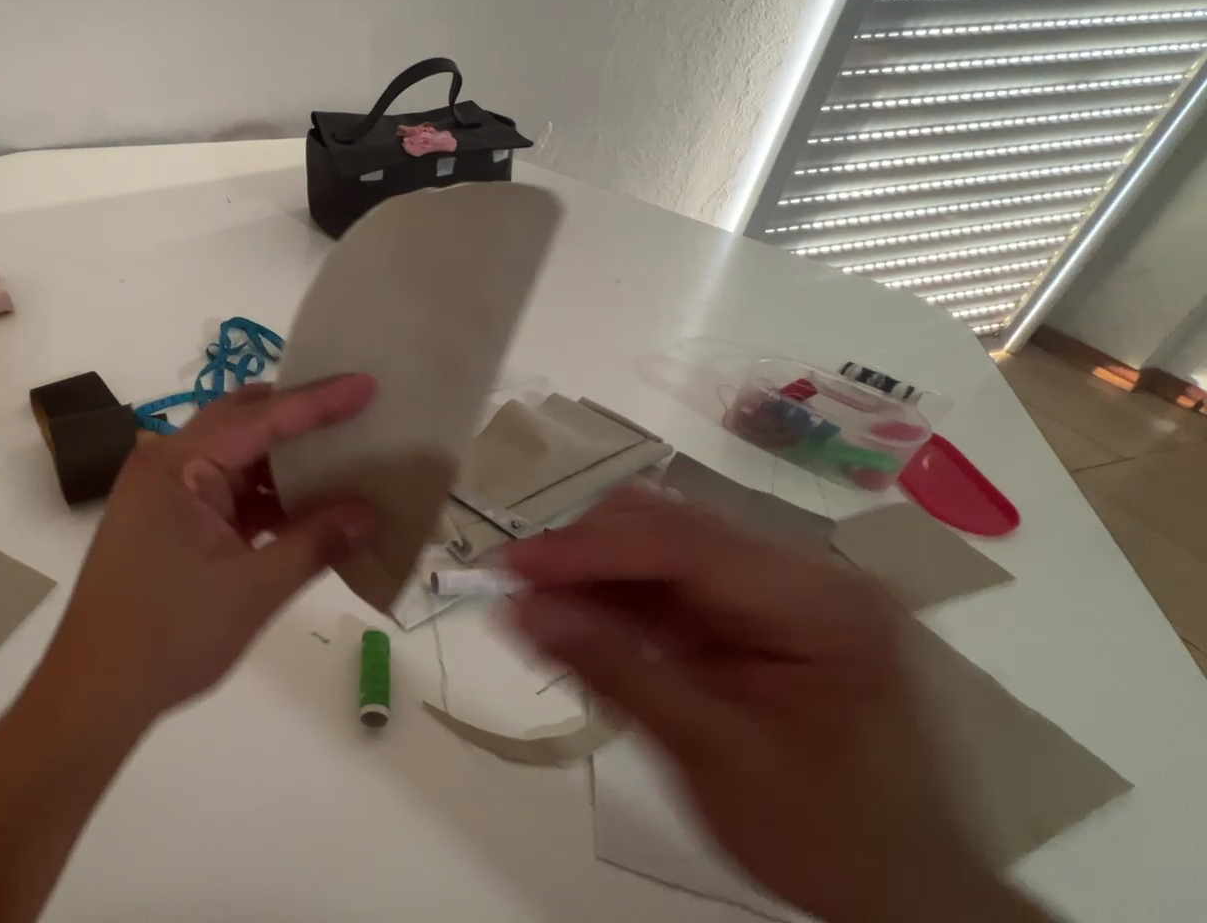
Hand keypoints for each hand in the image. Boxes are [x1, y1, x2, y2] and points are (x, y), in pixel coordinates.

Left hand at [38, 375, 378, 727]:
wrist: (96, 691)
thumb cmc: (169, 635)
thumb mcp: (253, 589)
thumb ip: (315, 543)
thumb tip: (369, 514)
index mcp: (177, 465)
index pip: (260, 418)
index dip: (318, 401)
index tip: (367, 384)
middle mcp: (166, 464)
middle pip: (243, 423)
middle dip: (300, 418)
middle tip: (358, 411)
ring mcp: (165, 494)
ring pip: (237, 459)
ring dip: (286, 462)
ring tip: (345, 459)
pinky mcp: (170, 522)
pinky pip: (227, 493)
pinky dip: (267, 498)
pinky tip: (309, 509)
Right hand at [503, 487, 1044, 922]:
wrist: (906, 898)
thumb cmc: (831, 839)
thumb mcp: (716, 757)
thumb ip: (616, 673)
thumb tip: (518, 612)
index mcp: (821, 601)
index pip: (684, 546)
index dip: (586, 549)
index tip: (508, 565)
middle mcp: (800, 576)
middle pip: (668, 529)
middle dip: (583, 554)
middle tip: (510, 587)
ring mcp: (774, 594)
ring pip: (656, 550)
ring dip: (589, 575)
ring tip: (528, 607)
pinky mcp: (748, 618)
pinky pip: (663, 589)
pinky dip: (611, 603)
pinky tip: (568, 621)